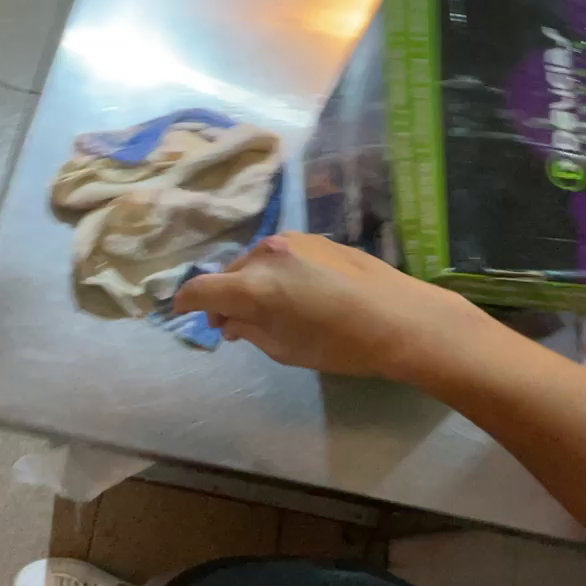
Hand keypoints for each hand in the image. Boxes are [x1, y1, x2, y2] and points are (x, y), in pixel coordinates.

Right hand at [172, 232, 490, 380]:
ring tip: (265, 309)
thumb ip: (249, 331)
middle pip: (228, 273)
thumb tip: (230, 322)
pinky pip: (278, 254)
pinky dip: (273, 272)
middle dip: (224, 298)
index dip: (187, 303)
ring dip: (250, 283)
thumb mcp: (286, 349)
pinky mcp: (315, 237)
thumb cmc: (341, 345)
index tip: (183, 312)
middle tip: (233, 325)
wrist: (402, 319)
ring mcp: (293, 240)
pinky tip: (292, 293)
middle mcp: (266, 253)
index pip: (201, 289)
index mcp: (254, 284)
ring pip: (254, 262)